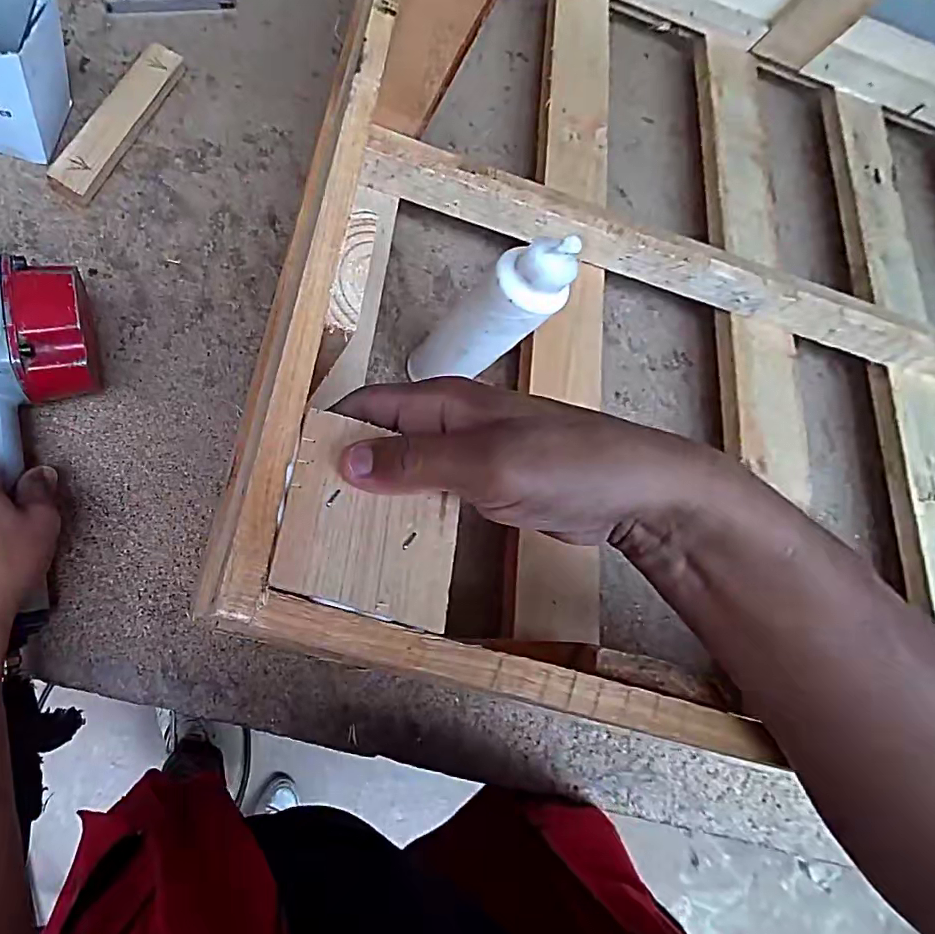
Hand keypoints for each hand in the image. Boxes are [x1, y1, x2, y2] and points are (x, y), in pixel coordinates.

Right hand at [333, 378, 742, 556]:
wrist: (637, 493)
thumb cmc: (566, 465)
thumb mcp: (485, 463)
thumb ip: (416, 460)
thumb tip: (346, 461)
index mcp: (444, 403)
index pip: (369, 406)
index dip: (331, 428)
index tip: (297, 463)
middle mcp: (450, 422)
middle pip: (381, 435)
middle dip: (346, 461)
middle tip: (311, 503)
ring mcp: (468, 453)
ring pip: (404, 464)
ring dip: (374, 487)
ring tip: (337, 521)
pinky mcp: (483, 483)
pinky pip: (431, 489)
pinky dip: (406, 505)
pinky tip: (391, 531)